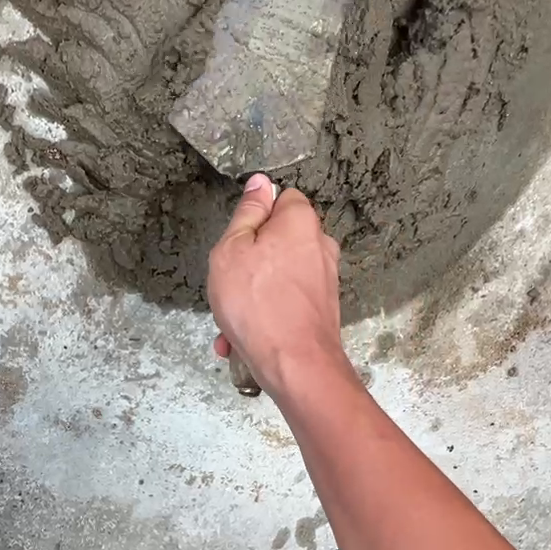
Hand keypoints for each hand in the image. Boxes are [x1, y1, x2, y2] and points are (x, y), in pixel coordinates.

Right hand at [207, 174, 350, 399]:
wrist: (294, 364)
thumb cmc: (257, 306)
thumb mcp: (231, 251)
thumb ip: (246, 214)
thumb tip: (258, 185)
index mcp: (300, 221)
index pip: (279, 199)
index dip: (253, 218)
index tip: (235, 241)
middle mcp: (319, 246)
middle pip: (276, 242)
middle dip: (248, 263)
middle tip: (228, 285)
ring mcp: (323, 279)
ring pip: (276, 278)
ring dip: (250, 297)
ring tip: (230, 322)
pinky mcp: (320, 309)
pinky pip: (283, 304)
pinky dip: (263, 317)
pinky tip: (241, 339)